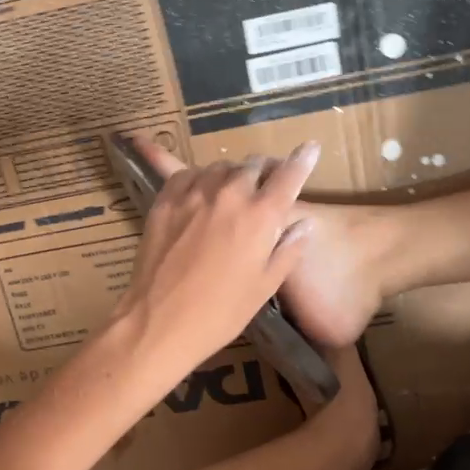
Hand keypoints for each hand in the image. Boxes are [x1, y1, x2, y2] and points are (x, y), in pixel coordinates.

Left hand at [115, 137, 318, 367]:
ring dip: (233, 173)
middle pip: (253, 165)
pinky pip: (187, 174)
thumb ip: (287, 250)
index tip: (310, 148)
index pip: (289, 175)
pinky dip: (201, 177)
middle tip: (267, 183)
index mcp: (260, 217)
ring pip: (220, 167)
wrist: (160, 321)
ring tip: (235, 189)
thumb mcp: (264, 287)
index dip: (302, 159)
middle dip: (265, 170)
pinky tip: (202, 192)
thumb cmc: (220, 313)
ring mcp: (193, 195)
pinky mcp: (164, 201)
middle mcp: (229, 195)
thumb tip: (304, 225)